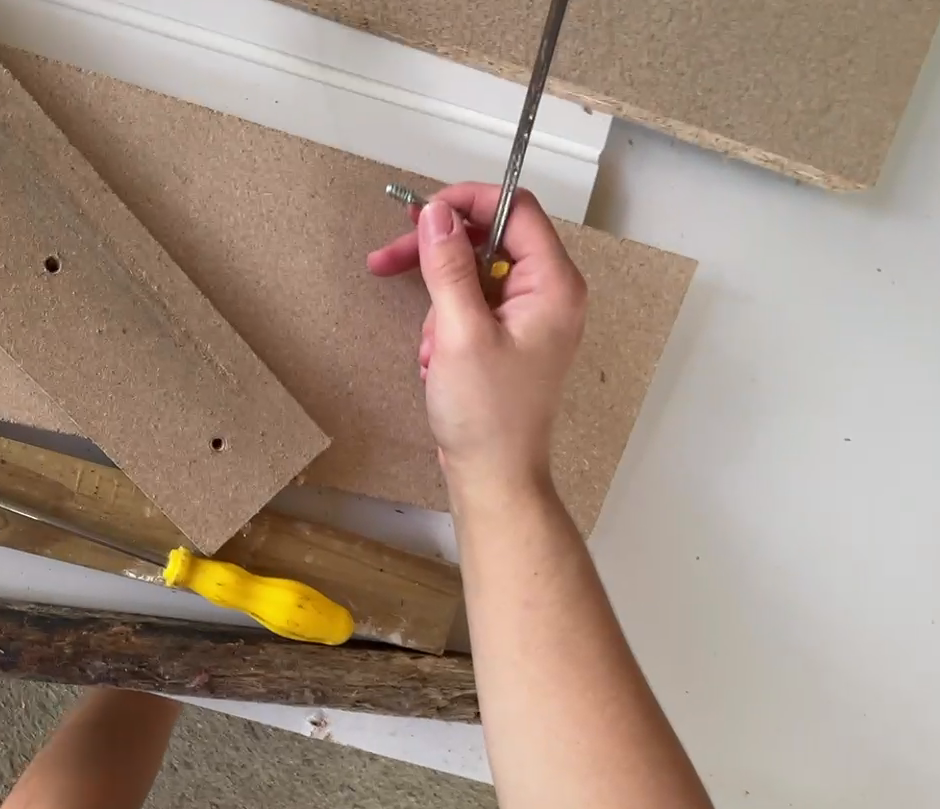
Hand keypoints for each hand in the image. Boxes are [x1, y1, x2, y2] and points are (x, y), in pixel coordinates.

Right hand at [367, 184, 586, 495]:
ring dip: (436, 309)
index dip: (465, 203)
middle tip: (385, 261)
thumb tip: (436, 213)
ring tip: (431, 353)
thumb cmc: (486, 414)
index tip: (418, 213)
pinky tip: (436, 365)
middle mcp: (546, 295)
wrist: (492, 474)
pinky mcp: (505, 342)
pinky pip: (467, 313)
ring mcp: (525, 321)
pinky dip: (442, 331)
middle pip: (486, 244)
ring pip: (469, 281)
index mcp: (553, 284)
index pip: (515, 210)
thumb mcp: (459, 333)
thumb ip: (448, 267)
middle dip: (436, 259)